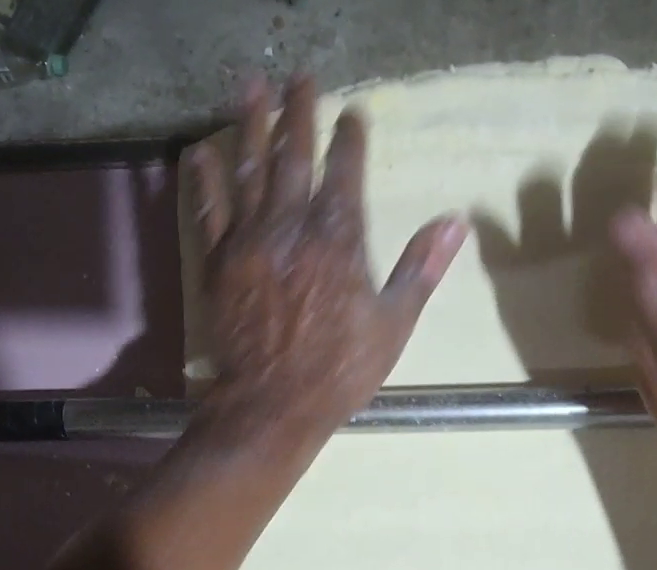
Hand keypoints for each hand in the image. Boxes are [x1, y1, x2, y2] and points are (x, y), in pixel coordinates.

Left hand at [186, 74, 466, 449]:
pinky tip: (202, 150)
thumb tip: (455, 222)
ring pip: (250, 169)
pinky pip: (209, 210)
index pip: (345, 170)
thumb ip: (419, 268)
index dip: (350, 138)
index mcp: (339, 239)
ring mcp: (250, 241)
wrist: (273, 404)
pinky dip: (205, 178)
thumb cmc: (340, 371)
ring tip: (252, 86)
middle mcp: (292, 226)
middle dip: (299, 112)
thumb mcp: (393, 325)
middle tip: (300, 77)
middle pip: (294, 155)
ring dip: (251, 123)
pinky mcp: (219, 262)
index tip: (352, 114)